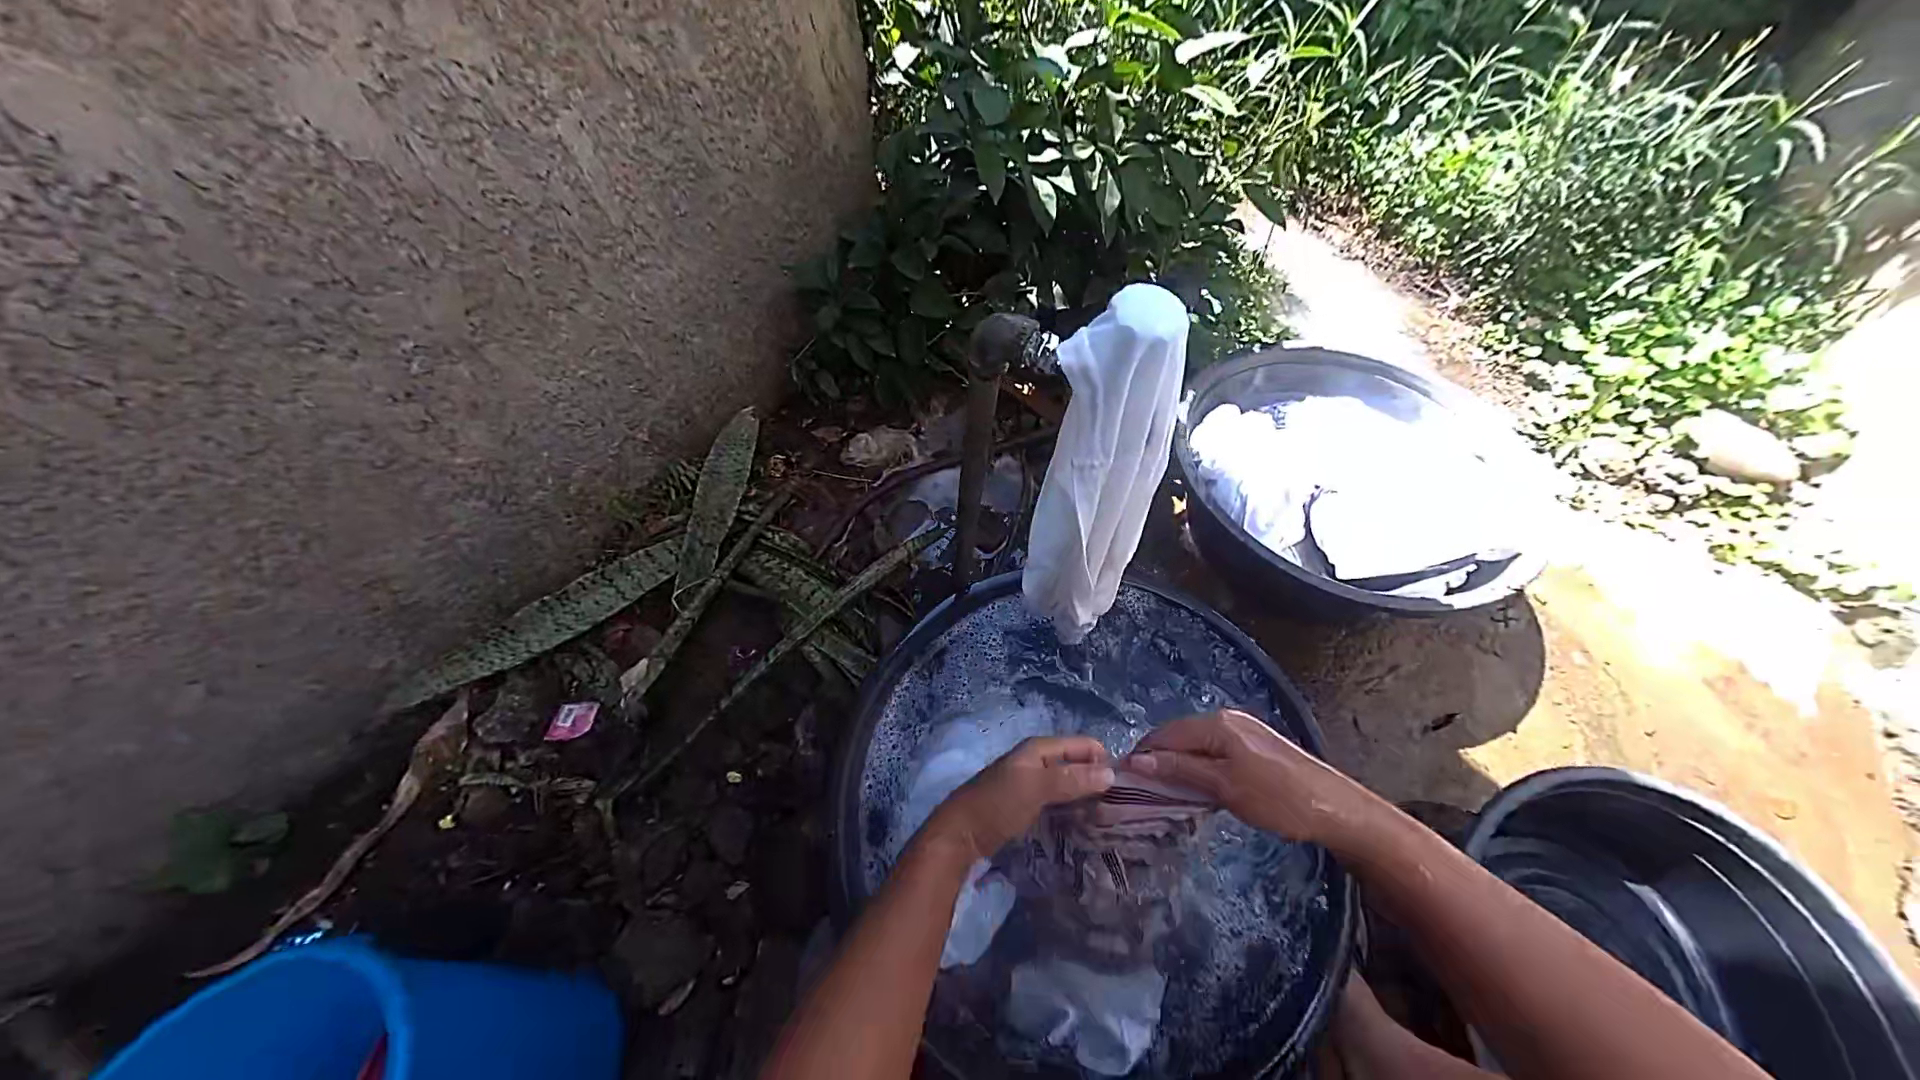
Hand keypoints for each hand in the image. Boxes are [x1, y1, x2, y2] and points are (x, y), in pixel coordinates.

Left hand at [926, 736, 1115, 860]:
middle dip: (1098, 781)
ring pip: (1070, 784)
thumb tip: (1111, 774)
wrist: (961, 834)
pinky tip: (1086, 825)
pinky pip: (1060, 801)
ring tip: (1109, 818)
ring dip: (1087, 797)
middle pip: (1078, 764)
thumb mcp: (1035, 788)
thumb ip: (1071, 779)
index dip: (1104, 761)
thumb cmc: (997, 804)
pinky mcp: (1029, 805)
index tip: (1126, 787)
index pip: (1084, 745)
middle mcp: (1038, 761)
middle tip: (1121, 807)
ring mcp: (1033, 784)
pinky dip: (1074, 809)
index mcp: (1039, 749)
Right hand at [1124, 709, 1377, 846]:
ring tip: (1166, 793)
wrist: (1337, 811)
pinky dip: (1199, 768)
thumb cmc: (1277, 798)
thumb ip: (1179, 770)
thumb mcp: (1223, 786)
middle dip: (1159, 760)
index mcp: (1217, 724)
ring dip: (1179, 767)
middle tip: (1142, 790)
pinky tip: (1196, 788)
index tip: (1123, 780)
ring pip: (1195, 746)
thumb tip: (1137, 761)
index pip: (1165, 734)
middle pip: (1179, 737)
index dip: (1143, 755)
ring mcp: (1241, 731)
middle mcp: (1226, 719)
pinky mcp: (1253, 747)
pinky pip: (1212, 752)